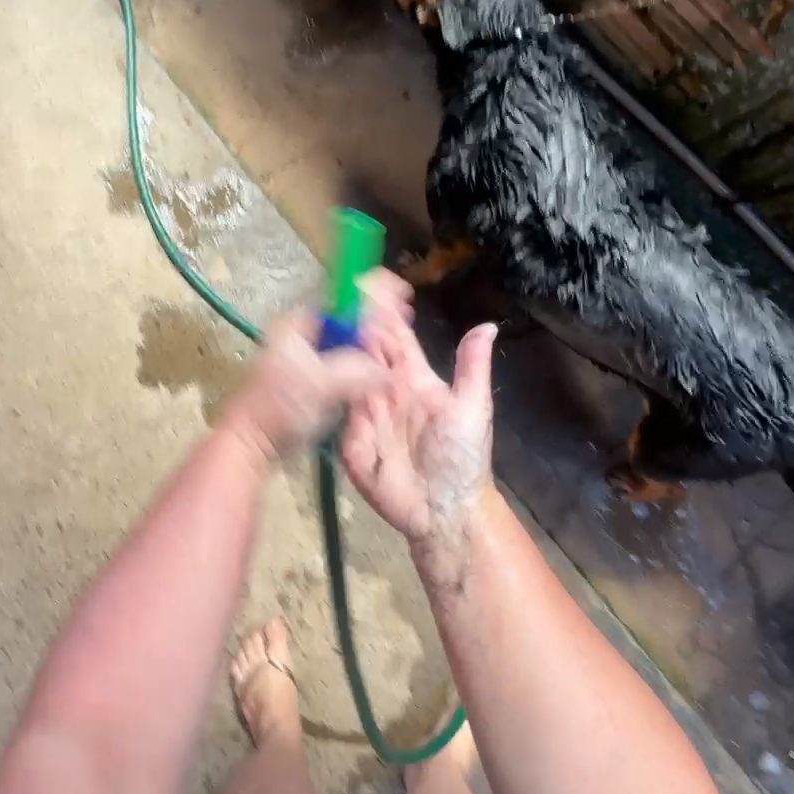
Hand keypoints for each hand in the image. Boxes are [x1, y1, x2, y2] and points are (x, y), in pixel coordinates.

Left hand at [224, 312, 387, 459]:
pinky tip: (382, 371)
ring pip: (346, 344)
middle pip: (345, 320)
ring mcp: (305, 360)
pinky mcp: (311, 384)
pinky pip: (343, 367)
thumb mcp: (322, 383)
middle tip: (404, 318)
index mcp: (297, 325)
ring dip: (370, 344)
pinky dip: (362, 366)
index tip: (400, 296)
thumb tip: (390, 371)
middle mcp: (301, 336)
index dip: (371, 296)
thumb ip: (358, 369)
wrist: (251, 444)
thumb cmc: (279, 407)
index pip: (340, 299)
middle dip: (375, 320)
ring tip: (399, 345)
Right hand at [339, 271, 496, 581]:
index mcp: (414, 379)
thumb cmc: (462, 459)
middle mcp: (385, 391)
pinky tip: (307, 369)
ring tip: (315, 322)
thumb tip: (487, 324)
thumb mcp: (473, 408)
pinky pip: (334, 412)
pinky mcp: (349, 439)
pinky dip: (322, 391)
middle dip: (349, 324)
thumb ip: (472, 366)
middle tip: (331, 294)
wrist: (444, 509)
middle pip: (363, 351)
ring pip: (344, 376)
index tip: (367, 284)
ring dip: (332, 351)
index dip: (383, 313)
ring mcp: (364, 415)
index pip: (394, 339)